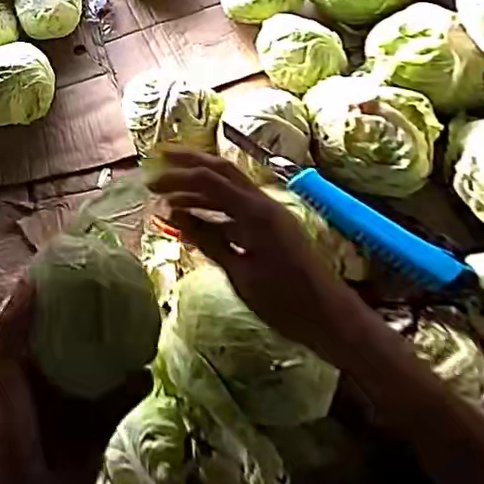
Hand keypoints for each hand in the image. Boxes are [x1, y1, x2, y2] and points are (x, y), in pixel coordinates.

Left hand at [0, 277, 150, 483]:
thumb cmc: (12, 437)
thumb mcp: (7, 379)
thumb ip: (14, 334)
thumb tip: (27, 284)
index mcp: (24, 358)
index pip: (37, 312)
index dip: (50, 286)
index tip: (68, 257)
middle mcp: (50, 370)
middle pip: (72, 330)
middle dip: (89, 307)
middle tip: (109, 277)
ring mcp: (76, 395)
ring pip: (100, 359)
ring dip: (117, 341)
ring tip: (136, 311)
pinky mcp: (98, 422)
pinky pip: (119, 395)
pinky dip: (134, 381)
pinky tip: (148, 365)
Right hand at [147, 148, 373, 363]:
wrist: (334, 322)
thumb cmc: (287, 304)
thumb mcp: (240, 274)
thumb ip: (208, 240)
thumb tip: (173, 214)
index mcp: (256, 213)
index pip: (208, 181)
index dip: (176, 178)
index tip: (149, 183)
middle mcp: (263, 205)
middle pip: (221, 170)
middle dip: (189, 162)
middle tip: (159, 161)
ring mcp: (270, 214)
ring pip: (229, 186)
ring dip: (198, 186)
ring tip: (169, 196)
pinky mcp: (272, 228)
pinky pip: (237, 206)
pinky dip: (212, 207)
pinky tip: (194, 219)